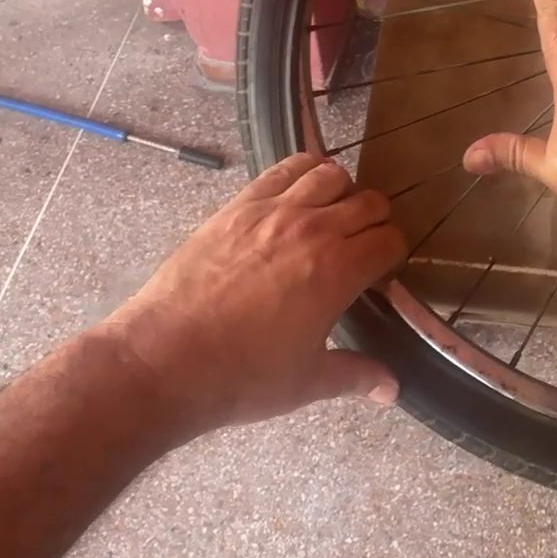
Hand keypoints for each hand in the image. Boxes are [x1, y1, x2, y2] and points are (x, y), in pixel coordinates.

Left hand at [97, 154, 406, 439]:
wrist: (163, 361)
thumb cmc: (240, 376)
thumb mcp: (307, 381)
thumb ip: (357, 375)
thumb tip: (392, 388)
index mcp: (338, 272)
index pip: (391, 241)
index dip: (393, 256)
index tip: (380, 275)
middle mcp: (314, 230)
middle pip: (370, 202)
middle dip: (376, 223)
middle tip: (362, 247)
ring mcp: (274, 211)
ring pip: (331, 175)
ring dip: (343, 193)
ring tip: (332, 216)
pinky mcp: (239, 205)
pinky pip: (284, 169)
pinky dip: (304, 172)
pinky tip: (301, 193)